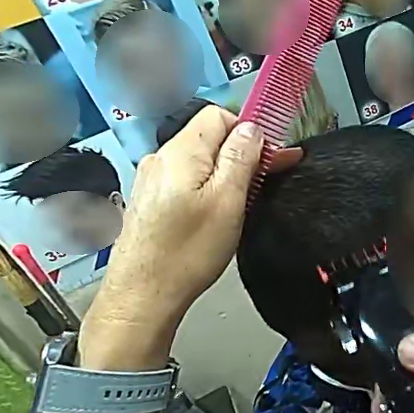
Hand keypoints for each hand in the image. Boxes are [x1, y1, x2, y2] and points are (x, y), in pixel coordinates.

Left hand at [80, 107, 295, 370]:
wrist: (142, 297)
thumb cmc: (189, 251)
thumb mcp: (228, 201)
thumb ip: (241, 158)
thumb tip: (253, 128)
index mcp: (181, 151)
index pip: (220, 114)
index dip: (250, 132)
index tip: (271, 160)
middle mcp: (161, 157)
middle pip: (210, 136)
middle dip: (242, 152)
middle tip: (266, 181)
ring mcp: (152, 179)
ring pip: (200, 160)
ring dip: (226, 172)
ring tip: (244, 201)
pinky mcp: (150, 200)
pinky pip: (186, 179)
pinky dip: (208, 187)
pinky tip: (217, 213)